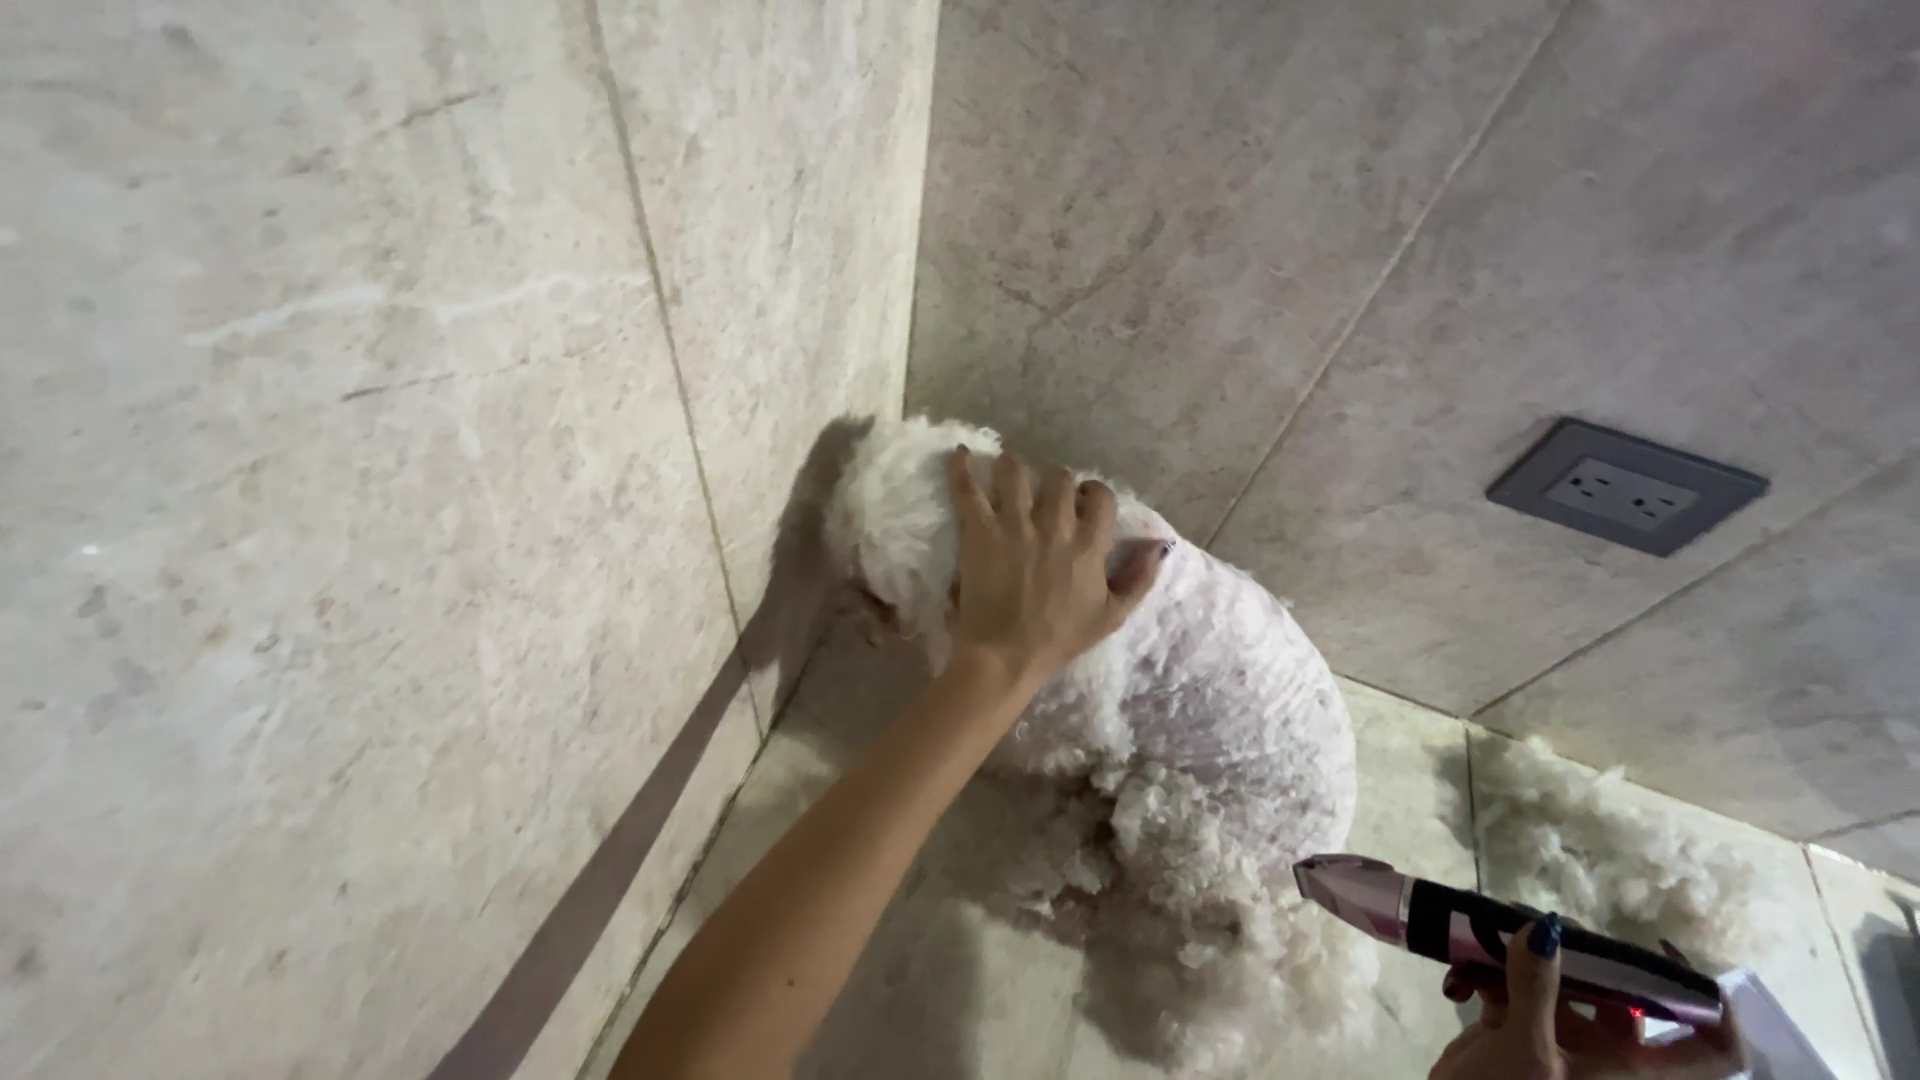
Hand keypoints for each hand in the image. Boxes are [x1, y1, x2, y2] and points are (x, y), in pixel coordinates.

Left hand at [944, 447, 1164, 684]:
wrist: (1007, 655)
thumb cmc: (1059, 639)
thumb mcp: (1112, 616)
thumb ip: (1138, 578)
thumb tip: (1158, 545)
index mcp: (1089, 544)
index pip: (1100, 495)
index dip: (1092, 493)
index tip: (1082, 503)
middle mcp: (1054, 526)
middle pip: (1057, 476)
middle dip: (1054, 479)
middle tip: (1044, 493)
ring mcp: (1014, 525)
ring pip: (1015, 471)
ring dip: (1013, 468)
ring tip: (1008, 474)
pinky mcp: (979, 532)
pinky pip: (968, 490)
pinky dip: (962, 468)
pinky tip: (961, 454)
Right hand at [1430, 917, 1742, 1078]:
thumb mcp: (1527, 1050)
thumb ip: (1535, 987)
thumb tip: (1545, 926)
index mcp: (1637, 1071)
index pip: (1714, 1048)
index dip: (1707, 1002)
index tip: (1661, 950)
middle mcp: (1609, 1053)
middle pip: (1617, 990)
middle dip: (1575, 951)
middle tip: (1534, 922)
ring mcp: (1560, 1039)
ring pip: (1555, 981)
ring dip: (1516, 955)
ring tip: (1480, 935)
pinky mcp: (1514, 1030)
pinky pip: (1508, 987)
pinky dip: (1483, 974)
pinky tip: (1457, 977)